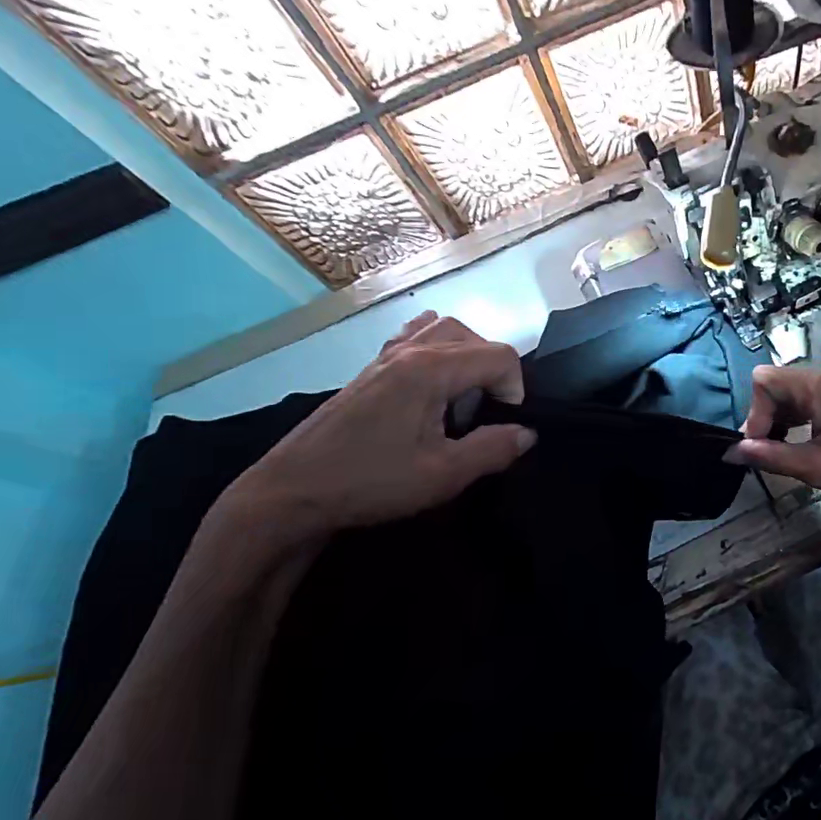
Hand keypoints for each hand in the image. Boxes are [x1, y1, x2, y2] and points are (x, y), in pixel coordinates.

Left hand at [200, 313, 535, 567]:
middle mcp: (409, 350)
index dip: (515, 389)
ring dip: (466, 355)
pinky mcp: (369, 370)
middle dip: (493, 370)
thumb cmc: (371, 482)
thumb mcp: (442, 475)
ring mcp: (385, 356)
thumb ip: (492, 449)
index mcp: (430, 369)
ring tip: (463, 397)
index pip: (498, 355)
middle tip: (487, 414)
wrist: (294, 489)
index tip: (502, 427)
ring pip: (442, 330)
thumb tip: (526, 432)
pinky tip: (431, 378)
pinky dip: (434, 347)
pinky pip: (412, 337)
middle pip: (472, 336)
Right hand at [725, 364, 820, 528]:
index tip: (758, 447)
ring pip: (797, 393)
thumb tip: (729, 451)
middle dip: (766, 418)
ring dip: (783, 420)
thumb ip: (769, 456)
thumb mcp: (816, 468)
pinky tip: (803, 445)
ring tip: (782, 453)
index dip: (754, 413)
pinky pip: (816, 400)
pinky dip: (802, 420)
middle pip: (781, 385)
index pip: (766, 381)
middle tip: (766, 454)